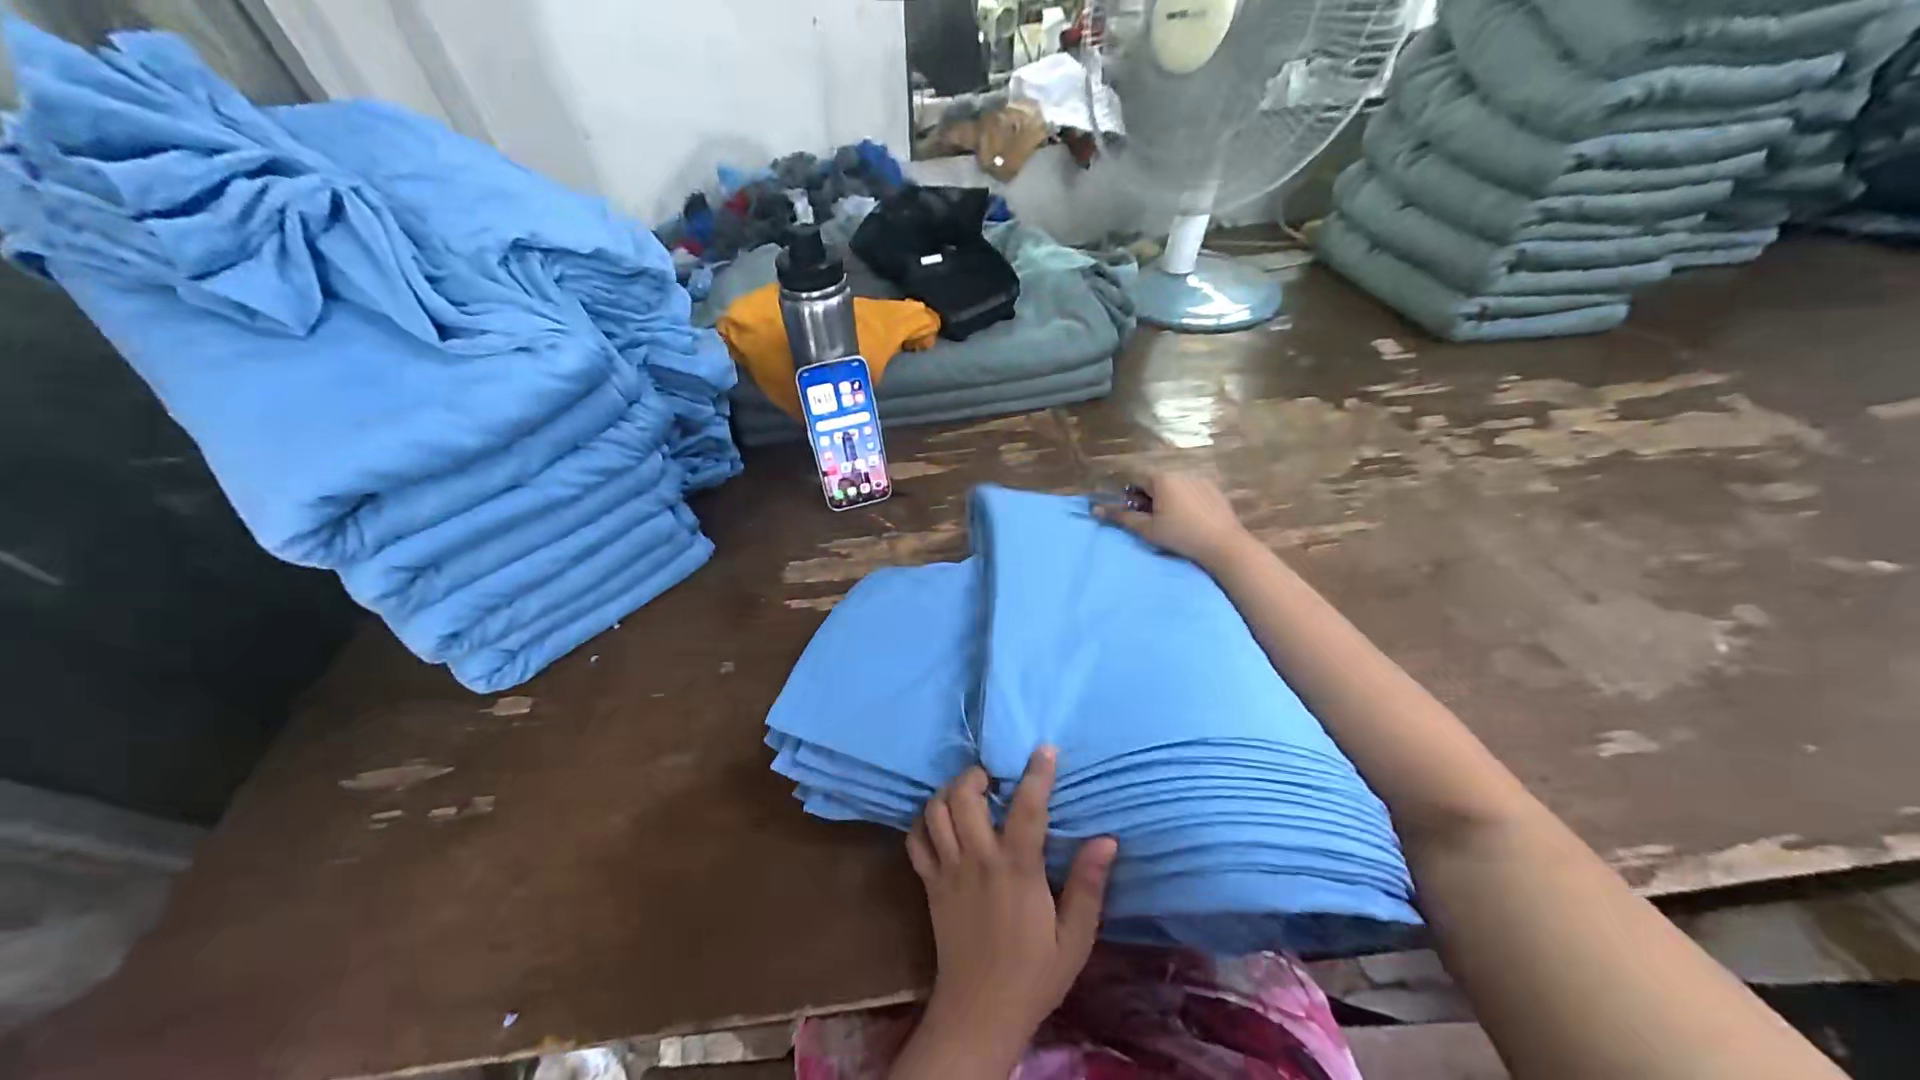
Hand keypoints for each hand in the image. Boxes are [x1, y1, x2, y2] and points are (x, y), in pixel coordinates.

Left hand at [892, 749, 1116, 1079]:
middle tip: (995, 779)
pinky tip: (942, 821)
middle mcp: (977, 861)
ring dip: (949, 792)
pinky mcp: (928, 884)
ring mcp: (947, 871)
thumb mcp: (1075, 938)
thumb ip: (1089, 886)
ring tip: (969, 794)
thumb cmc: (1034, 975)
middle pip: (963, 797)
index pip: (1027, 809)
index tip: (1044, 750)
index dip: (1036, 774)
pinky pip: (915, 839)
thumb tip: (1107, 839)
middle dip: (977, 775)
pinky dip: (924, 820)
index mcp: (1017, 871)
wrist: (979, 1014)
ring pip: (935, 811)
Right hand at [1094, 470, 1255, 570]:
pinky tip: (1191, 520)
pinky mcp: (1214, 489)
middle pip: (1154, 482)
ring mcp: (1199, 479)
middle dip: (1148, 498)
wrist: (1224, 544)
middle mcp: (1180, 472)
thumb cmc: (1180, 536)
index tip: (1134, 514)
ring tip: (1173, 523)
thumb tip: (1094, 509)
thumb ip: (1120, 516)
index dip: (1130, 497)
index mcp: (1161, 479)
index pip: (1135, 480)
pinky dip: (1185, 501)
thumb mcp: (1147, 529)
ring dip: (1167, 499)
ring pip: (1173, 486)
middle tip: (1152, 522)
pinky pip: (1191, 491)